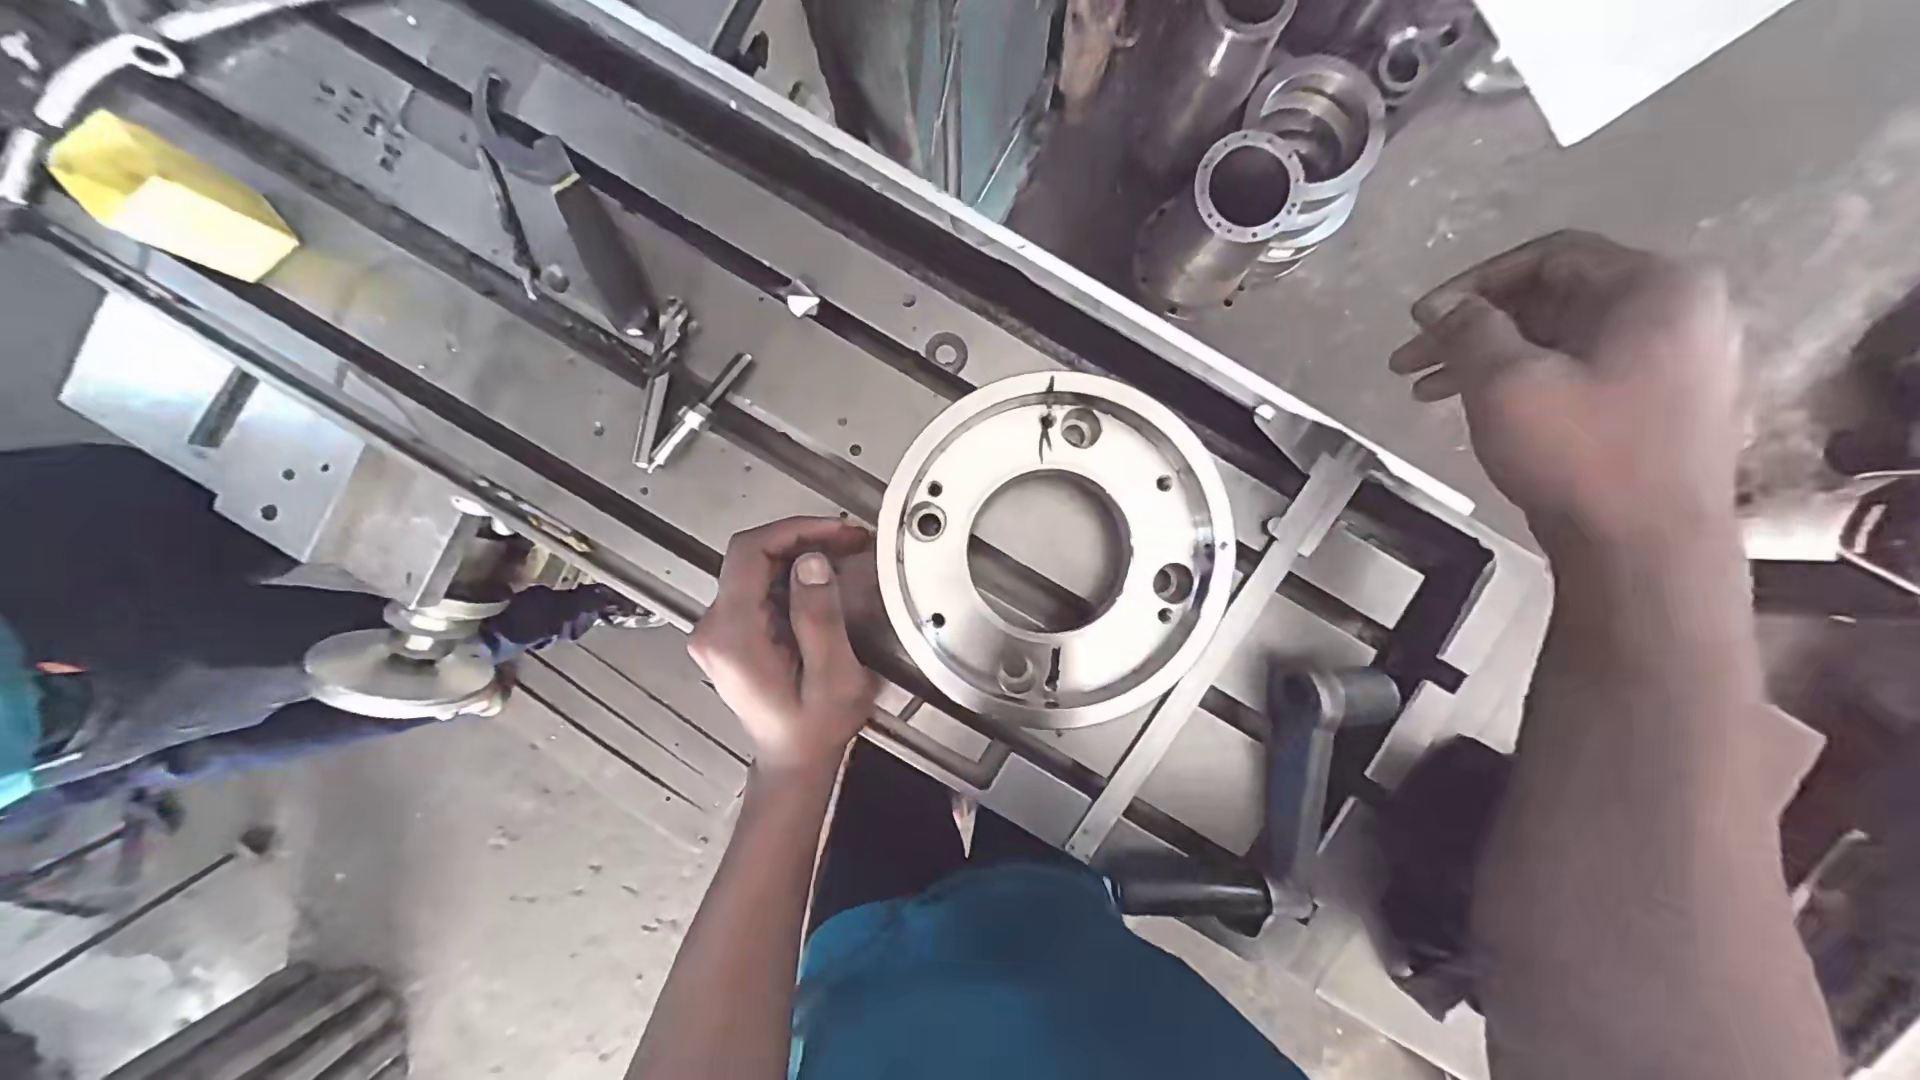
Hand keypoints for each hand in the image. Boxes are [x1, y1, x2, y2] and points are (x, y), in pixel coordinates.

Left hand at [688, 517, 877, 776]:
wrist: (794, 758)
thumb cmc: (816, 727)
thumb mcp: (833, 676)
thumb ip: (820, 617)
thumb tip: (812, 562)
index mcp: (733, 635)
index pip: (748, 553)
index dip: (793, 529)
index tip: (834, 529)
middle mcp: (715, 627)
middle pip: (752, 556)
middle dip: (804, 539)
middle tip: (851, 540)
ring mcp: (719, 629)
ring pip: (757, 567)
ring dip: (802, 555)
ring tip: (846, 554)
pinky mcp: (731, 632)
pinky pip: (760, 586)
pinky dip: (793, 573)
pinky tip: (826, 577)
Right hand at [1389, 230, 1741, 547]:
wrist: (1643, 544)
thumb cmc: (1577, 452)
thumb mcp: (1506, 382)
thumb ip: (1469, 331)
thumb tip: (1442, 307)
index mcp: (1656, 288)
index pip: (1549, 256)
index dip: (1473, 284)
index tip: (1418, 319)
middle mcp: (1675, 312)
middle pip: (1550, 299)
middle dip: (1470, 328)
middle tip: (1407, 360)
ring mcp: (1669, 360)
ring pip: (1556, 339)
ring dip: (1483, 358)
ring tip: (1423, 389)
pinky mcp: (1652, 403)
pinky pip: (1573, 370)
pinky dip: (1516, 381)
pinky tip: (1472, 406)